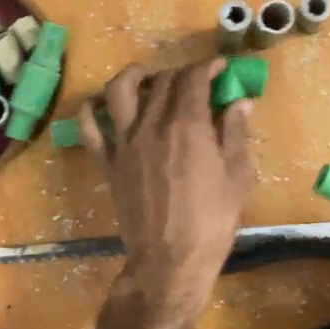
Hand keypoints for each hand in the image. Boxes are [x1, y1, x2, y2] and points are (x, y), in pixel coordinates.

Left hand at [79, 59, 253, 323]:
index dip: (207, 67)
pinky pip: (89, 128)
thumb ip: (235, 134)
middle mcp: (152, 125)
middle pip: (162, 81)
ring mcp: (124, 143)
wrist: (170, 261)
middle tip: (194, 84)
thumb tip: (240, 102)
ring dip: (133, 76)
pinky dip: (91, 110)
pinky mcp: (107, 163)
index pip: (193, 78)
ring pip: (119, 90)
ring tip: (147, 78)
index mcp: (187, 126)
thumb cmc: (212, 222)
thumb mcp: (237, 177)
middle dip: (180, 74)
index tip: (218, 69)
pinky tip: (101, 104)